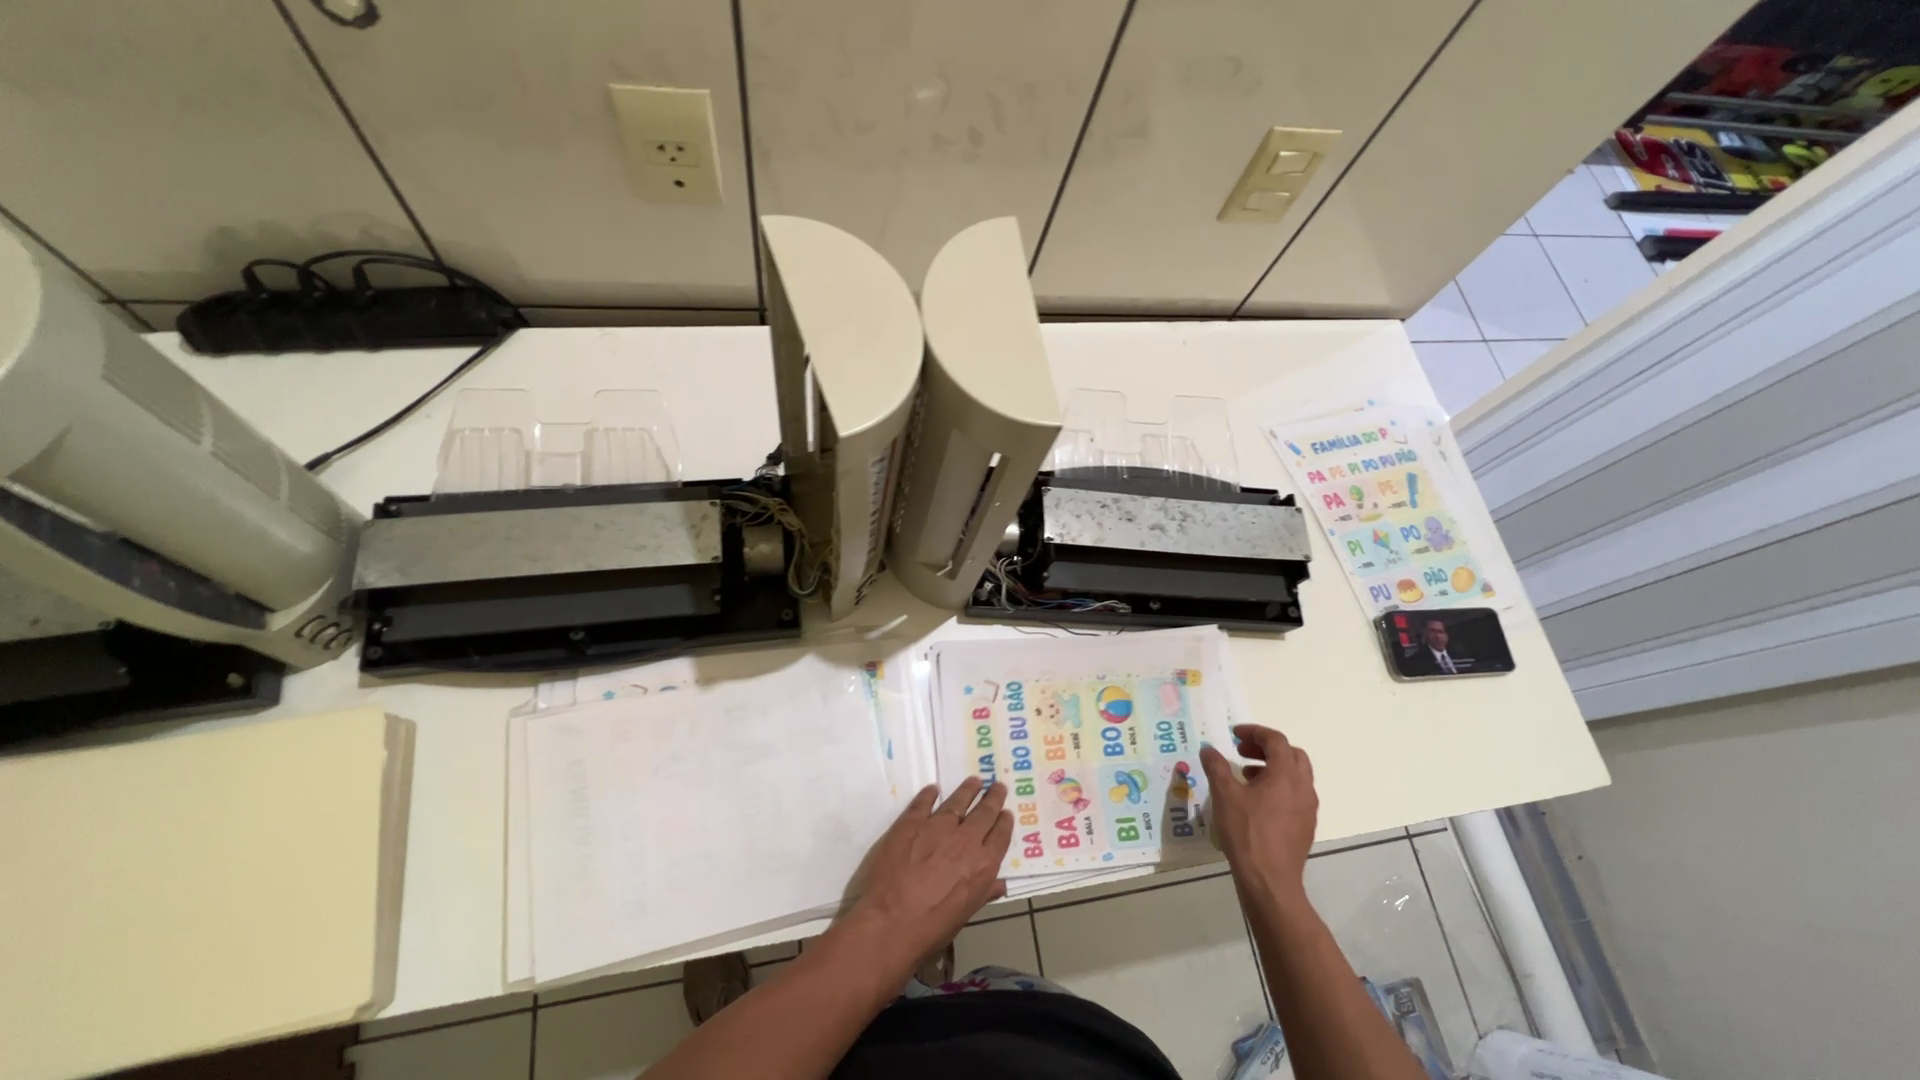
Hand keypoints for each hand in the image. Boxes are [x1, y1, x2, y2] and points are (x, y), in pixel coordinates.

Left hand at [842, 777, 1012, 973]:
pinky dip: (930, 794)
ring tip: (975, 780)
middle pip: (984, 813)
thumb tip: (999, 884)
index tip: (1006, 812)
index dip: (1004, 822)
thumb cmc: (931, 928)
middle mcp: (965, 840)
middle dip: (993, 798)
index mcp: (983, 865)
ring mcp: (936, 827)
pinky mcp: (910, 823)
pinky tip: (934, 789)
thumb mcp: (965, 915)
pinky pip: (923, 802)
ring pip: (957, 802)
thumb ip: (983, 893)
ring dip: (968, 790)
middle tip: (998, 786)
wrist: (890, 922)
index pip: (1000, 836)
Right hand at [1201, 725, 1318, 905]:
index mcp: (1286, 775)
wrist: (1269, 880)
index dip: (1255, 732)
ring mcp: (1308, 808)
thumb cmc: (1247, 833)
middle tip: (1242, 752)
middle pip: (1292, 755)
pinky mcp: (1306, 826)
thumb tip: (1208, 749)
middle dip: (1267, 748)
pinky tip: (1256, 802)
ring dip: (1272, 768)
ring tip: (1245, 776)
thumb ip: (1216, 767)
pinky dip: (1278, 787)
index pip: (1276, 740)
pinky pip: (1295, 795)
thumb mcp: (1225, 795)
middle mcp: (1303, 787)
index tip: (1234, 735)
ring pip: (1295, 776)